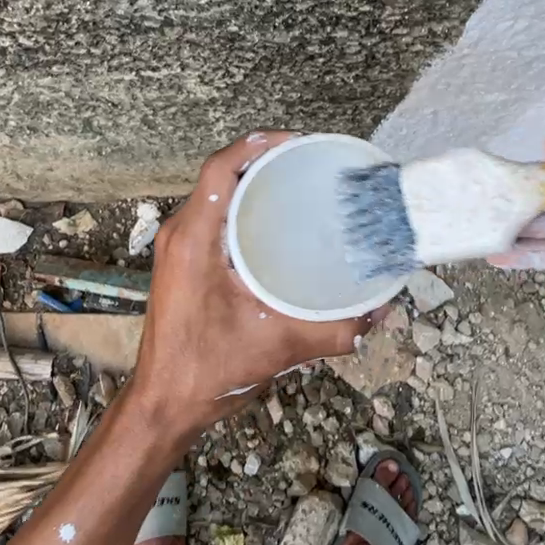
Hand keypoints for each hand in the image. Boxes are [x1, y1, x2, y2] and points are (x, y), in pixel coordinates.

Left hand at [129, 131, 374, 436]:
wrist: (164, 403)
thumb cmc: (208, 371)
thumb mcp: (278, 346)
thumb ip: (334, 329)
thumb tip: (380, 311)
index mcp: (194, 240)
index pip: (218, 169)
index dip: (254, 144)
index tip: (294, 141)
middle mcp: (179, 234)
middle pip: (218, 176)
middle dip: (259, 159)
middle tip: (304, 161)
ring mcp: (176, 247)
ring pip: (212, 195)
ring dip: (247, 182)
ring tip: (292, 183)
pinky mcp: (181, 261)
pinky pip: (209, 216)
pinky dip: (238, 207)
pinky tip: (270, 223)